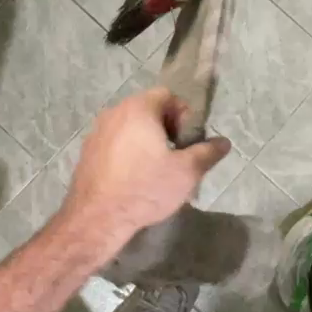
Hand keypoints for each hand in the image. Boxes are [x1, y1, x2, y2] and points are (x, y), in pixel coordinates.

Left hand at [61, 87, 231, 237]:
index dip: (184, 115)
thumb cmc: (145, 187)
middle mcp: (114, 112)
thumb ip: (207, 152)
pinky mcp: (88, 151)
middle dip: (167, 129)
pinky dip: (128, 152)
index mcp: (138, 108)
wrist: (97, 216)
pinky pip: (115, 142)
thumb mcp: (186, 172)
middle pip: (148, 109)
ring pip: (130, 127)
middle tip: (177, 156)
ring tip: (157, 169)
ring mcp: (97, 131)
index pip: (167, 95)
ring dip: (147, 141)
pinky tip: (134, 177)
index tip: (188, 142)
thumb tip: (224, 142)